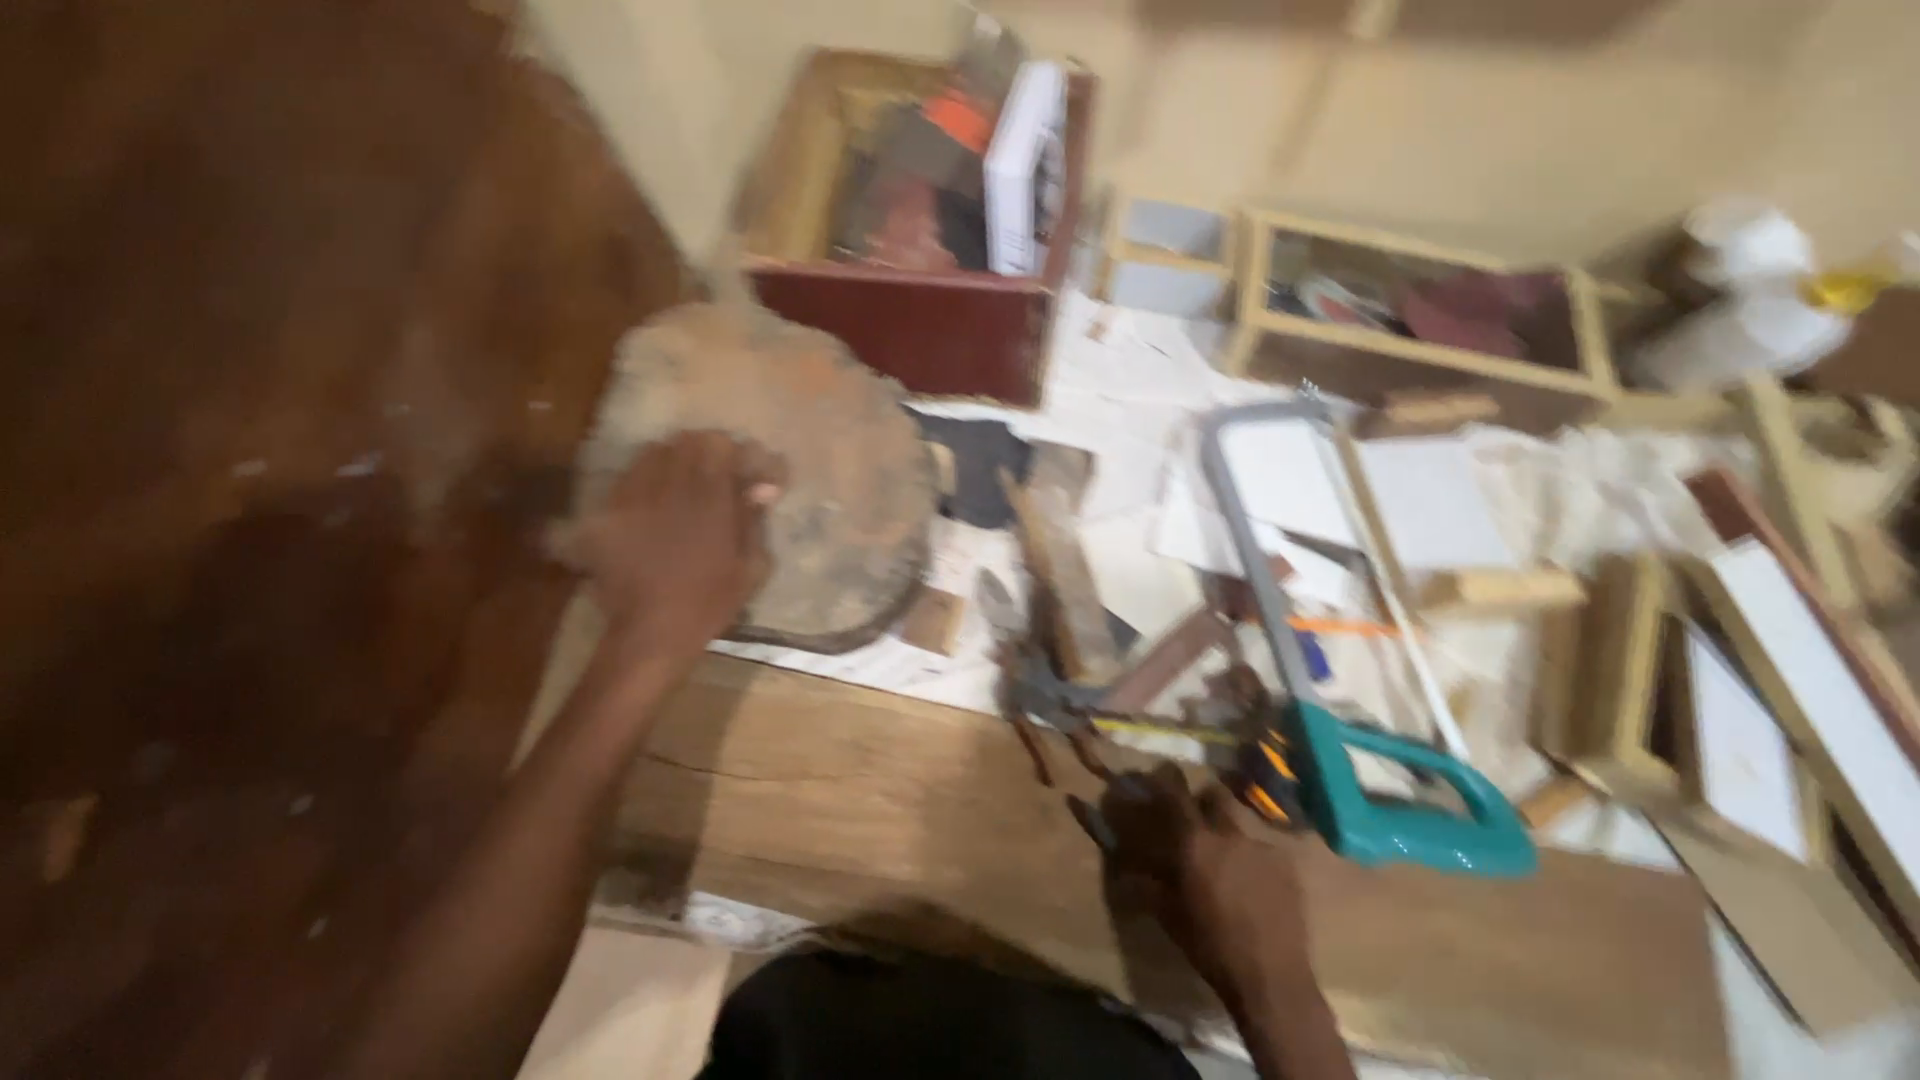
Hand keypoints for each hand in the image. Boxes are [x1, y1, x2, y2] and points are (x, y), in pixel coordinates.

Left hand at [567, 430, 785, 661]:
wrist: (651, 632)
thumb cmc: (709, 603)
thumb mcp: (750, 567)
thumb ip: (754, 521)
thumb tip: (763, 486)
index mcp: (710, 499)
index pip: (719, 445)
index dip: (732, 452)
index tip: (741, 469)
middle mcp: (671, 489)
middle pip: (684, 442)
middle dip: (701, 451)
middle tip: (711, 472)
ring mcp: (635, 498)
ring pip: (652, 454)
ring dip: (670, 461)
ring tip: (678, 482)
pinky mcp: (608, 514)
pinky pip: (626, 480)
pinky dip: (642, 481)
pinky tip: (649, 502)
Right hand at [1101, 764, 1313, 996]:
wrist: (1271, 977)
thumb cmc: (1210, 946)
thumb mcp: (1169, 915)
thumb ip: (1151, 882)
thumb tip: (1128, 867)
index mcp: (1195, 843)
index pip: (1175, 795)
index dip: (1164, 780)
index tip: (1158, 773)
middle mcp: (1229, 834)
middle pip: (1216, 795)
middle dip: (1204, 800)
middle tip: (1197, 819)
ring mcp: (1263, 846)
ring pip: (1242, 822)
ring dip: (1230, 830)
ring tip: (1229, 857)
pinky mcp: (1288, 865)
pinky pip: (1265, 848)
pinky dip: (1254, 857)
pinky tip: (1255, 884)